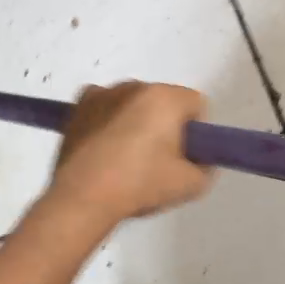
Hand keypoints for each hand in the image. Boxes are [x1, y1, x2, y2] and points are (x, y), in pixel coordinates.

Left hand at [45, 82, 213, 226]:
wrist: (82, 197)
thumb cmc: (139, 185)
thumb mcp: (189, 185)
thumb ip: (206, 168)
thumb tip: (199, 161)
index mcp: (164, 98)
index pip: (195, 104)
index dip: (195, 132)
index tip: (183, 157)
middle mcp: (133, 86)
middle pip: (162, 102)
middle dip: (164, 124)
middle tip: (155, 161)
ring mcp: (101, 93)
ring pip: (132, 104)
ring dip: (134, 121)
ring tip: (124, 158)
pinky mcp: (77, 107)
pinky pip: (104, 107)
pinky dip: (107, 120)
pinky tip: (102, 147)